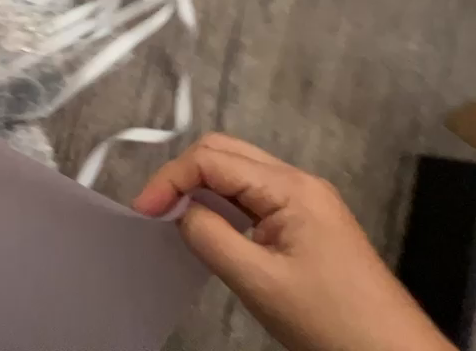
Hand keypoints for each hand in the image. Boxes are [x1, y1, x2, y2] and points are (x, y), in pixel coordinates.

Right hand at [133, 134, 455, 350]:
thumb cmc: (332, 323)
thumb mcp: (258, 281)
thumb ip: (208, 235)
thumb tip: (180, 211)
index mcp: (290, 188)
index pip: (209, 159)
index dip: (169, 180)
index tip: (144, 212)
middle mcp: (299, 182)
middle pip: (222, 152)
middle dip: (182, 174)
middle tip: (158, 209)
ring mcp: (308, 201)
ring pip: (235, 170)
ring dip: (201, 187)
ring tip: (179, 218)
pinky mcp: (310, 222)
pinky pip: (252, 194)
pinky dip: (222, 202)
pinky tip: (213, 228)